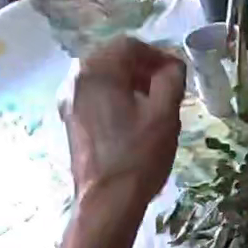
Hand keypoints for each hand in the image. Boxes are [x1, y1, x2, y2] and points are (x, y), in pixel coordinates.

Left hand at [62, 37, 185, 224]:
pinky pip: (96, 98)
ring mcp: (69, 101)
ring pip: (103, 79)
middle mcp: (75, 79)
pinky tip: (134, 121)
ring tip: (154, 106)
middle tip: (168, 88)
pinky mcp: (70, 122)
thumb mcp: (165, 114)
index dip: (158, 55)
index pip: (130, 45)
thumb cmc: (138, 156)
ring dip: (130, 85)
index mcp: (96, 70)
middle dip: (143, 69)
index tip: (177, 74)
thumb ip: (171, 80)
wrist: (107, 202)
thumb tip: (172, 66)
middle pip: (113, 59)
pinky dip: (116, 100)